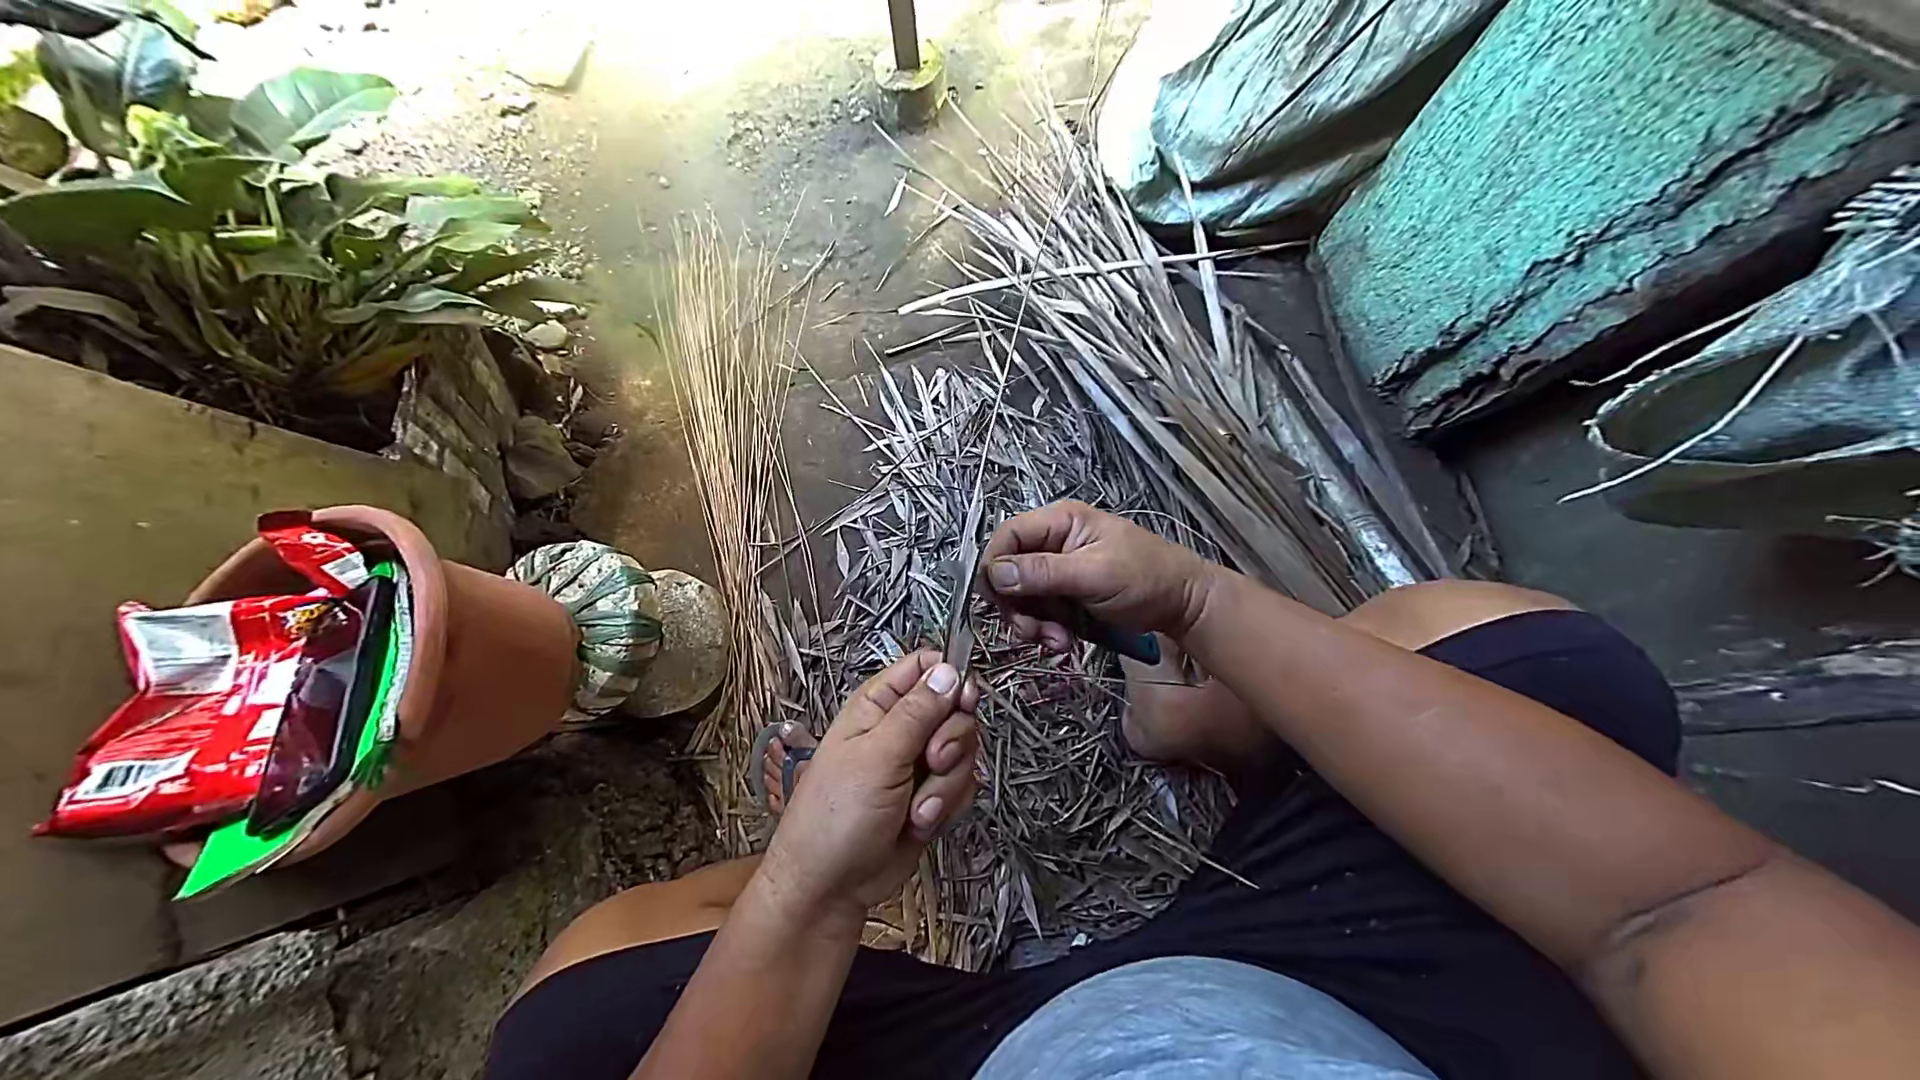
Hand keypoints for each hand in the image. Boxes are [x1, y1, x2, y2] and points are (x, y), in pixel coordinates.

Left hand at [757, 650, 979, 922]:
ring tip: (916, 808)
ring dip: (947, 783)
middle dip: (953, 739)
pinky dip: (947, 806)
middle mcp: (901, 727)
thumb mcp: (876, 757)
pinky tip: (919, 823)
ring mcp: (918, 762)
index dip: (950, 677)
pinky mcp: (932, 793)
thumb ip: (917, 713)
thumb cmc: (834, 818)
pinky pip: (963, 784)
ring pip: (964, 750)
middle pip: (955, 707)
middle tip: (932, 760)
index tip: (962, 699)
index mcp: (878, 704)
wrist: (831, 888)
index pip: (926, 666)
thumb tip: (949, 671)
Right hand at [980, 500, 1217, 650]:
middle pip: (1009, 570)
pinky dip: (1046, 630)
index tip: (996, 600)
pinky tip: (1064, 641)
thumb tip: (995, 572)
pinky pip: (1040, 611)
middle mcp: (1053, 541)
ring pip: (1021, 596)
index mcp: (1060, 521)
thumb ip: (1043, 572)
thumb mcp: (1093, 574)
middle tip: (1031, 631)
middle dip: (1016, 605)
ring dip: (1032, 623)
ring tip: (1056, 641)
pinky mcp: (1065, 594)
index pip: (1007, 536)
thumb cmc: (1146, 578)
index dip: (994, 567)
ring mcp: (1059, 569)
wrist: (1183, 604)